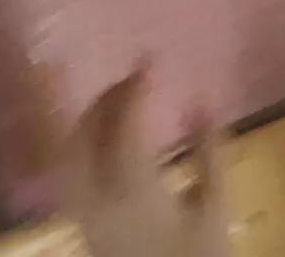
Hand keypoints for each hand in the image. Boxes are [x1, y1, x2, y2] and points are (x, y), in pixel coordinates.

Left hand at [44, 67, 232, 256]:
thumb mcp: (217, 204)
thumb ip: (209, 150)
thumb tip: (202, 99)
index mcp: (134, 192)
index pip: (124, 126)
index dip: (136, 87)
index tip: (152, 56)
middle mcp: (96, 202)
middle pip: (82, 140)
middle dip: (104, 100)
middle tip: (135, 72)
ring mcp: (82, 218)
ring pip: (67, 158)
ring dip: (88, 121)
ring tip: (120, 97)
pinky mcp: (81, 227)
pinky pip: (69, 175)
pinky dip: (82, 144)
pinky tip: (108, 137)